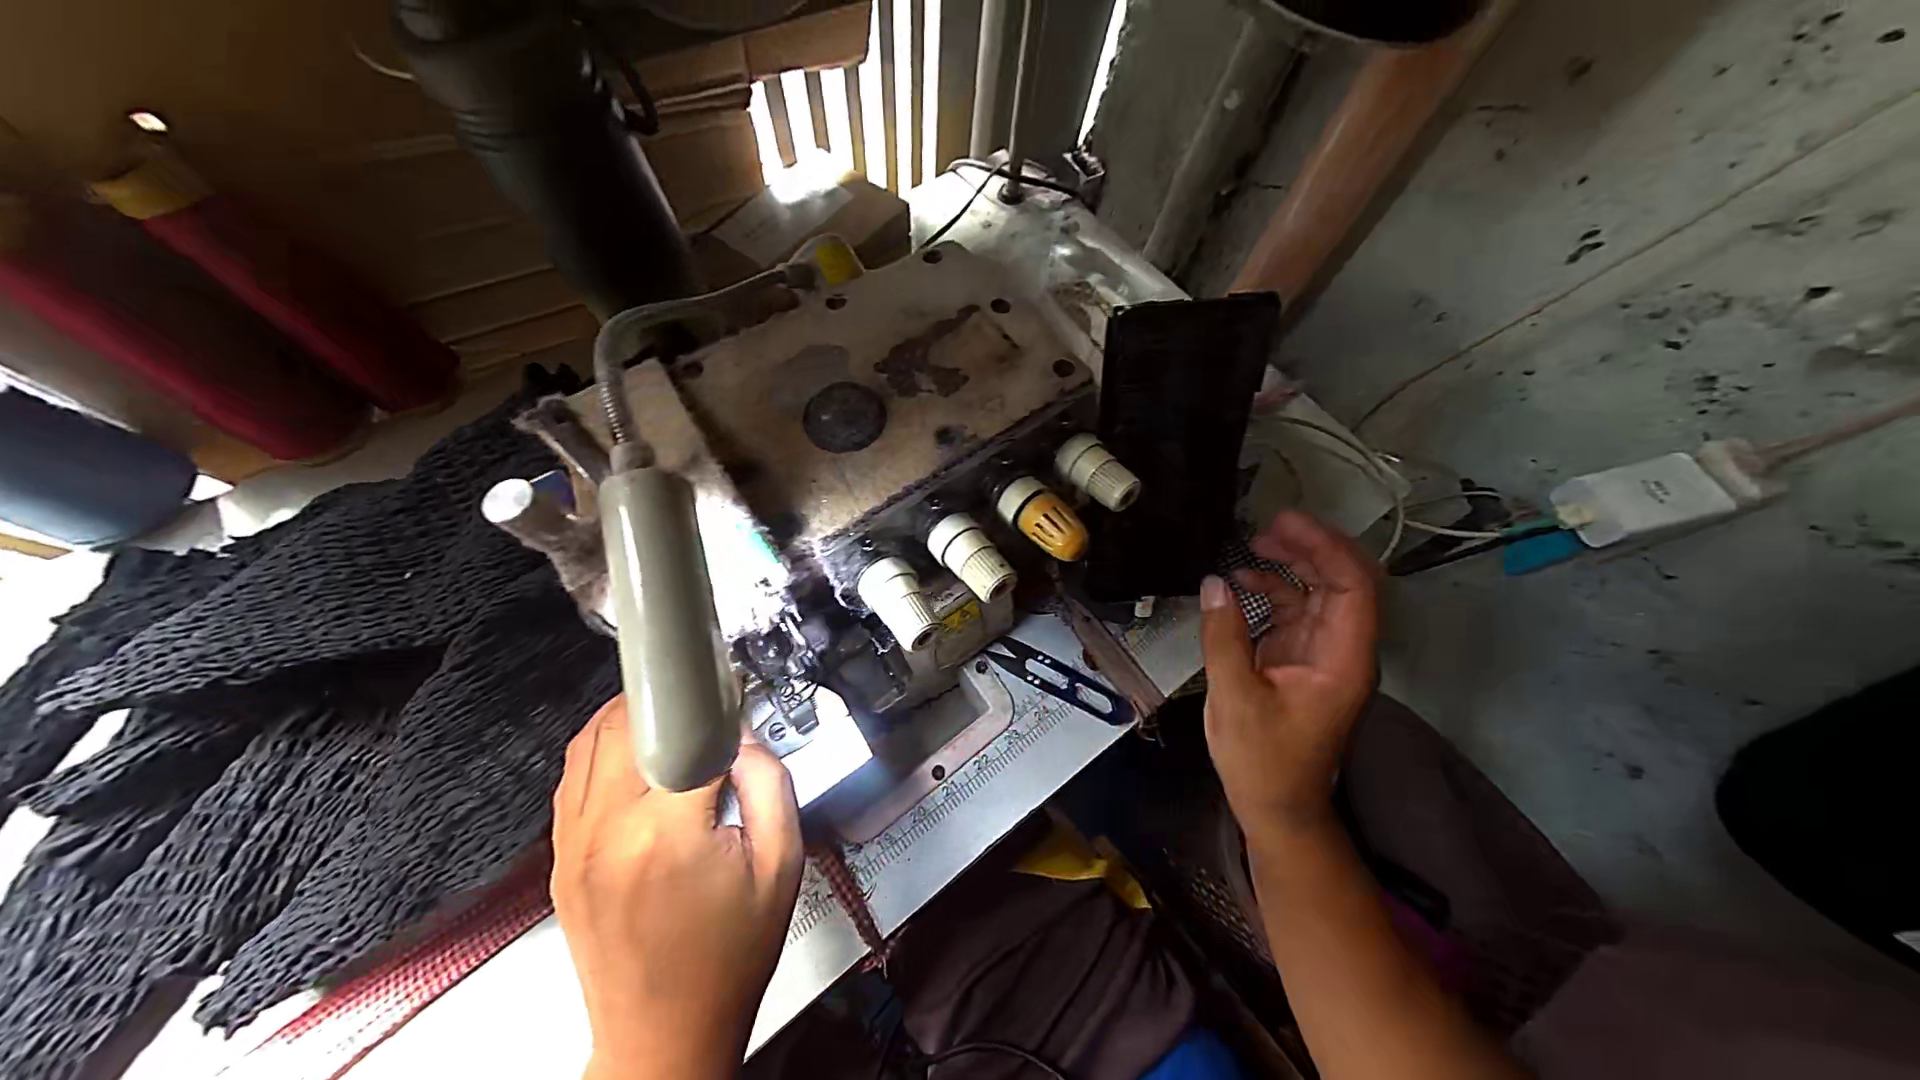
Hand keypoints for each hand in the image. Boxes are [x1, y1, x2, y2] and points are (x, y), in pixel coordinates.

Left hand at [552, 695, 802, 1079]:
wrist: (666, 1035)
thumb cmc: (729, 957)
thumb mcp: (781, 865)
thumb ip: (770, 782)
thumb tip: (745, 737)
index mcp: (665, 833)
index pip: (685, 731)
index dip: (715, 704)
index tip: (733, 693)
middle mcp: (606, 832)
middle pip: (626, 723)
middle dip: (669, 702)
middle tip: (705, 705)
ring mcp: (574, 846)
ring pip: (589, 742)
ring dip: (629, 716)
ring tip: (671, 719)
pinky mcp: (561, 860)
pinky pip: (572, 778)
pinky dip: (602, 750)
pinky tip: (636, 754)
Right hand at [1199, 511, 1378, 840]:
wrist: (1276, 806)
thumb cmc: (1263, 760)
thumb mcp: (1235, 698)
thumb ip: (1223, 636)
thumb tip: (1213, 583)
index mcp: (1343, 660)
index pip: (1354, 586)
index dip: (1325, 547)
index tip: (1285, 523)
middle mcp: (1341, 650)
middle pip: (1340, 583)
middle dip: (1308, 548)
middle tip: (1266, 526)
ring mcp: (1321, 654)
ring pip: (1317, 594)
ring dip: (1289, 566)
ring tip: (1251, 545)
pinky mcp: (1300, 660)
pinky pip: (1293, 613)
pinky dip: (1269, 593)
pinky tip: (1240, 584)